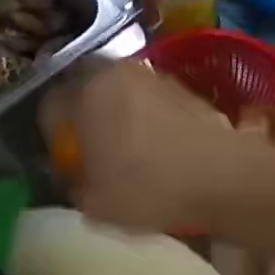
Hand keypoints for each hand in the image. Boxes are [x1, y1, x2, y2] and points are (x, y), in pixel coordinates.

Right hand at [42, 60, 272, 232]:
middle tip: (91, 148)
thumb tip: (75, 173)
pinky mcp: (185, 87)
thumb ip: (74, 181)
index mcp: (87, 92)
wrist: (223, 173)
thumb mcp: (94, 202)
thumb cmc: (149, 187)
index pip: (51, 105)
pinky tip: (158, 146)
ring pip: (122, 91)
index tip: (64, 158)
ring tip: (127, 148)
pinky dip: (148, 116)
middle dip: (85, 114)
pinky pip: (152, 100)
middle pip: (87, 89)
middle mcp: (119, 72)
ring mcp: (156, 75)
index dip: (54, 133)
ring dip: (119, 112)